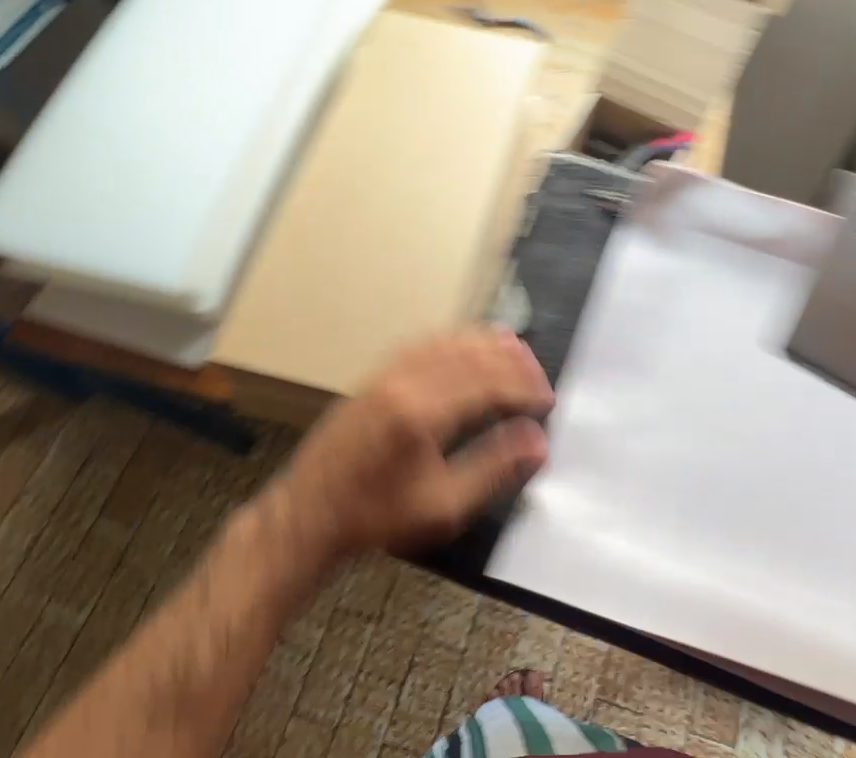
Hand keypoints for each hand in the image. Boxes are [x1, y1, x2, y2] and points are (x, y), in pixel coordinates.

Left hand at [268, 328, 555, 560]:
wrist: (308, 515)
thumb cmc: (374, 517)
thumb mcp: (442, 506)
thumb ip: (493, 470)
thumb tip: (538, 444)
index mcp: (422, 413)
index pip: (488, 384)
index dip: (524, 388)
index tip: (547, 401)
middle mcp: (404, 383)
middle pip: (470, 356)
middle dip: (510, 361)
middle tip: (538, 374)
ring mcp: (386, 376)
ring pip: (446, 343)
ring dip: (483, 342)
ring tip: (514, 347)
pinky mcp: (373, 379)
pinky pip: (420, 344)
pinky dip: (450, 339)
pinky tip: (464, 345)